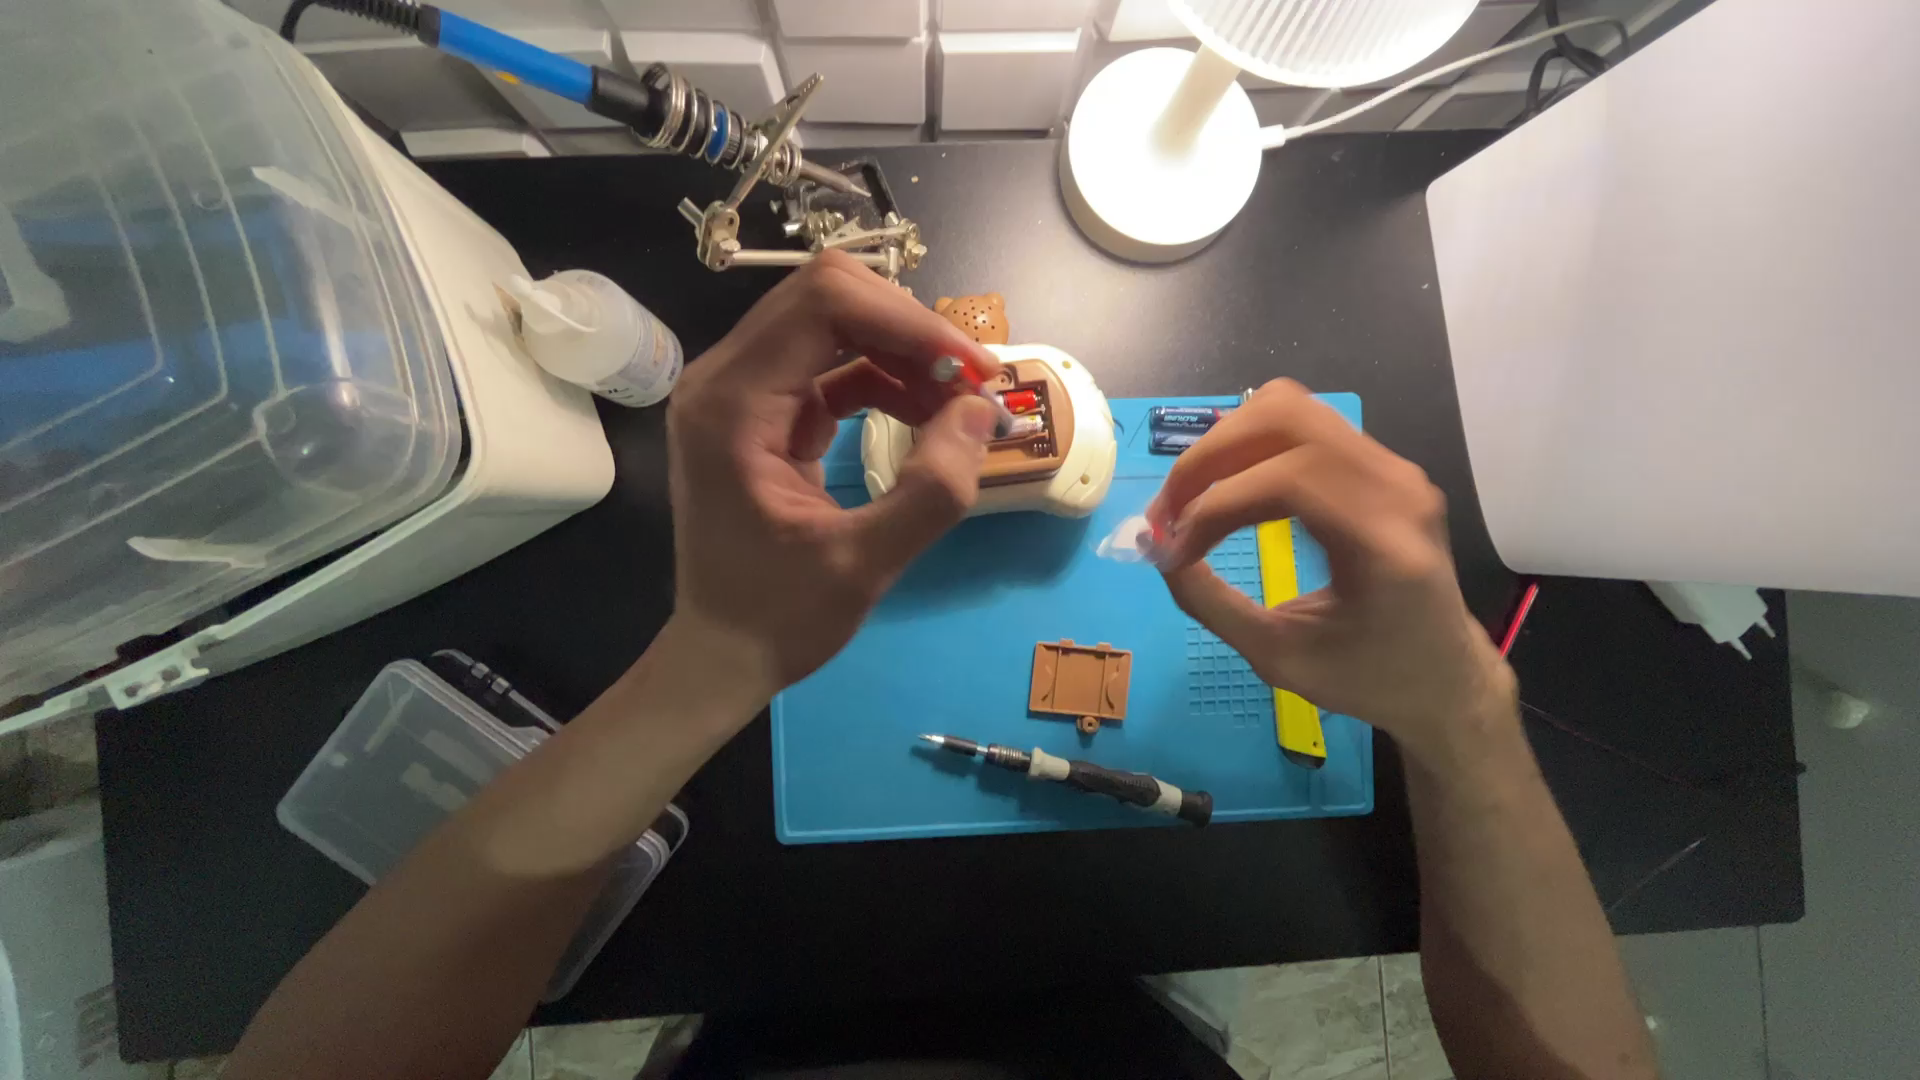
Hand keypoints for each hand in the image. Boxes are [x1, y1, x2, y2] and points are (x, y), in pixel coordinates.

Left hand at [665, 252, 1003, 701]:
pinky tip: (927, 415)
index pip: (824, 304)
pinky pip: (833, 366)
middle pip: (829, 299)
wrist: (723, 653)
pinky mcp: (765, 411)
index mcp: (731, 404)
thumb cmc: (779, 618)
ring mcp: (742, 391)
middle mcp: (725, 379)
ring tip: (959, 407)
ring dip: (906, 355)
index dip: (909, 322)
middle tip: (974, 387)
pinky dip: (887, 380)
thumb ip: (931, 490)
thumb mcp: (863, 566)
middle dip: (912, 333)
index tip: (973, 372)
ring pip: (836, 326)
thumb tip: (981, 412)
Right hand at [1146, 380, 1512, 755]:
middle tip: (1170, 511)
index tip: (1173, 551)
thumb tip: (1157, 550)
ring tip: (1192, 500)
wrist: (1444, 680)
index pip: (1287, 479)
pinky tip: (1226, 493)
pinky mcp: (1376, 467)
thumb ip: (1210, 603)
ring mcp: (1391, 468)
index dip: (1214, 505)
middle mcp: (1395, 485)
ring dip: (1223, 447)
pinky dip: (1246, 451)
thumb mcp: (1276, 657)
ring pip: (1288, 408)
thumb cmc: (1366, 678)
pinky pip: (1300, 428)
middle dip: (1208, 457)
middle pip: (1284, 417)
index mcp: (1383, 541)